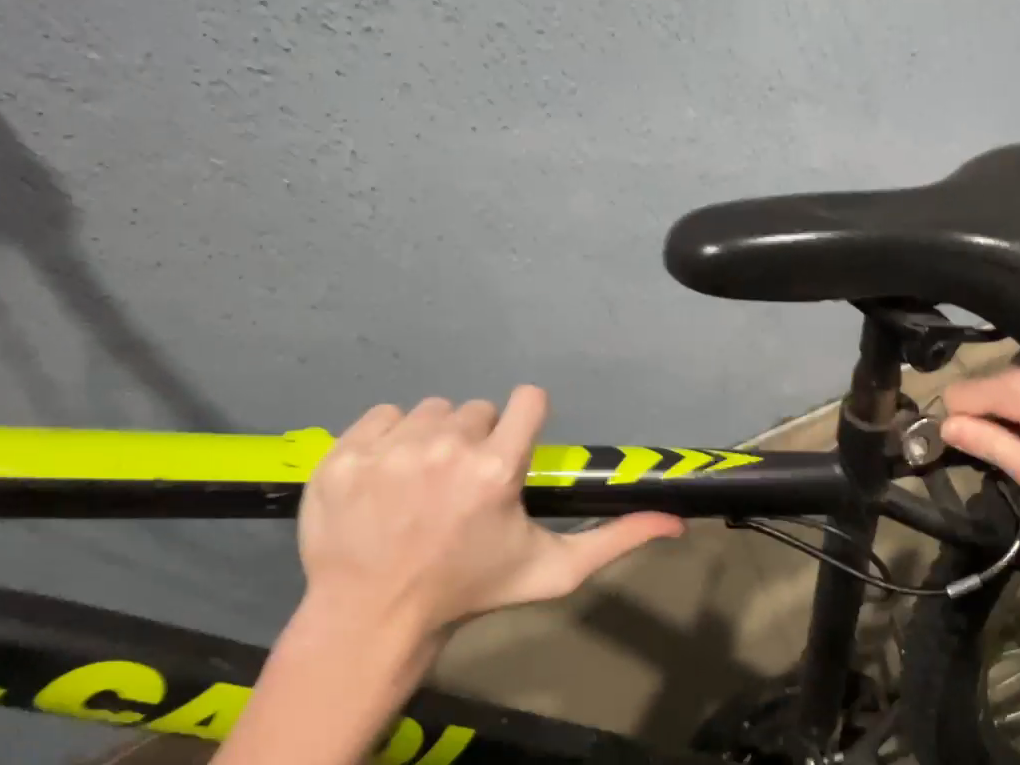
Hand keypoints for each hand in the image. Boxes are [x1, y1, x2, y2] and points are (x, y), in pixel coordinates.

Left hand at [298, 386, 684, 637]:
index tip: (510, 453)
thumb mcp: (552, 570)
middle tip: (461, 489)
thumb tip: (676, 522)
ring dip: (432, 441)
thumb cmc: (470, 590)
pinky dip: (386, 441)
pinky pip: (381, 417)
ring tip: (422, 487)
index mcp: (497, 468)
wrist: (371, 620)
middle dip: (476, 441)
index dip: (523, 424)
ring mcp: (388, 450)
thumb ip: (616, 540)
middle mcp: (445, 448)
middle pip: (477, 410)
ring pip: (430, 411)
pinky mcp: (343, 455)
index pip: (527, 399)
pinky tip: (385, 481)